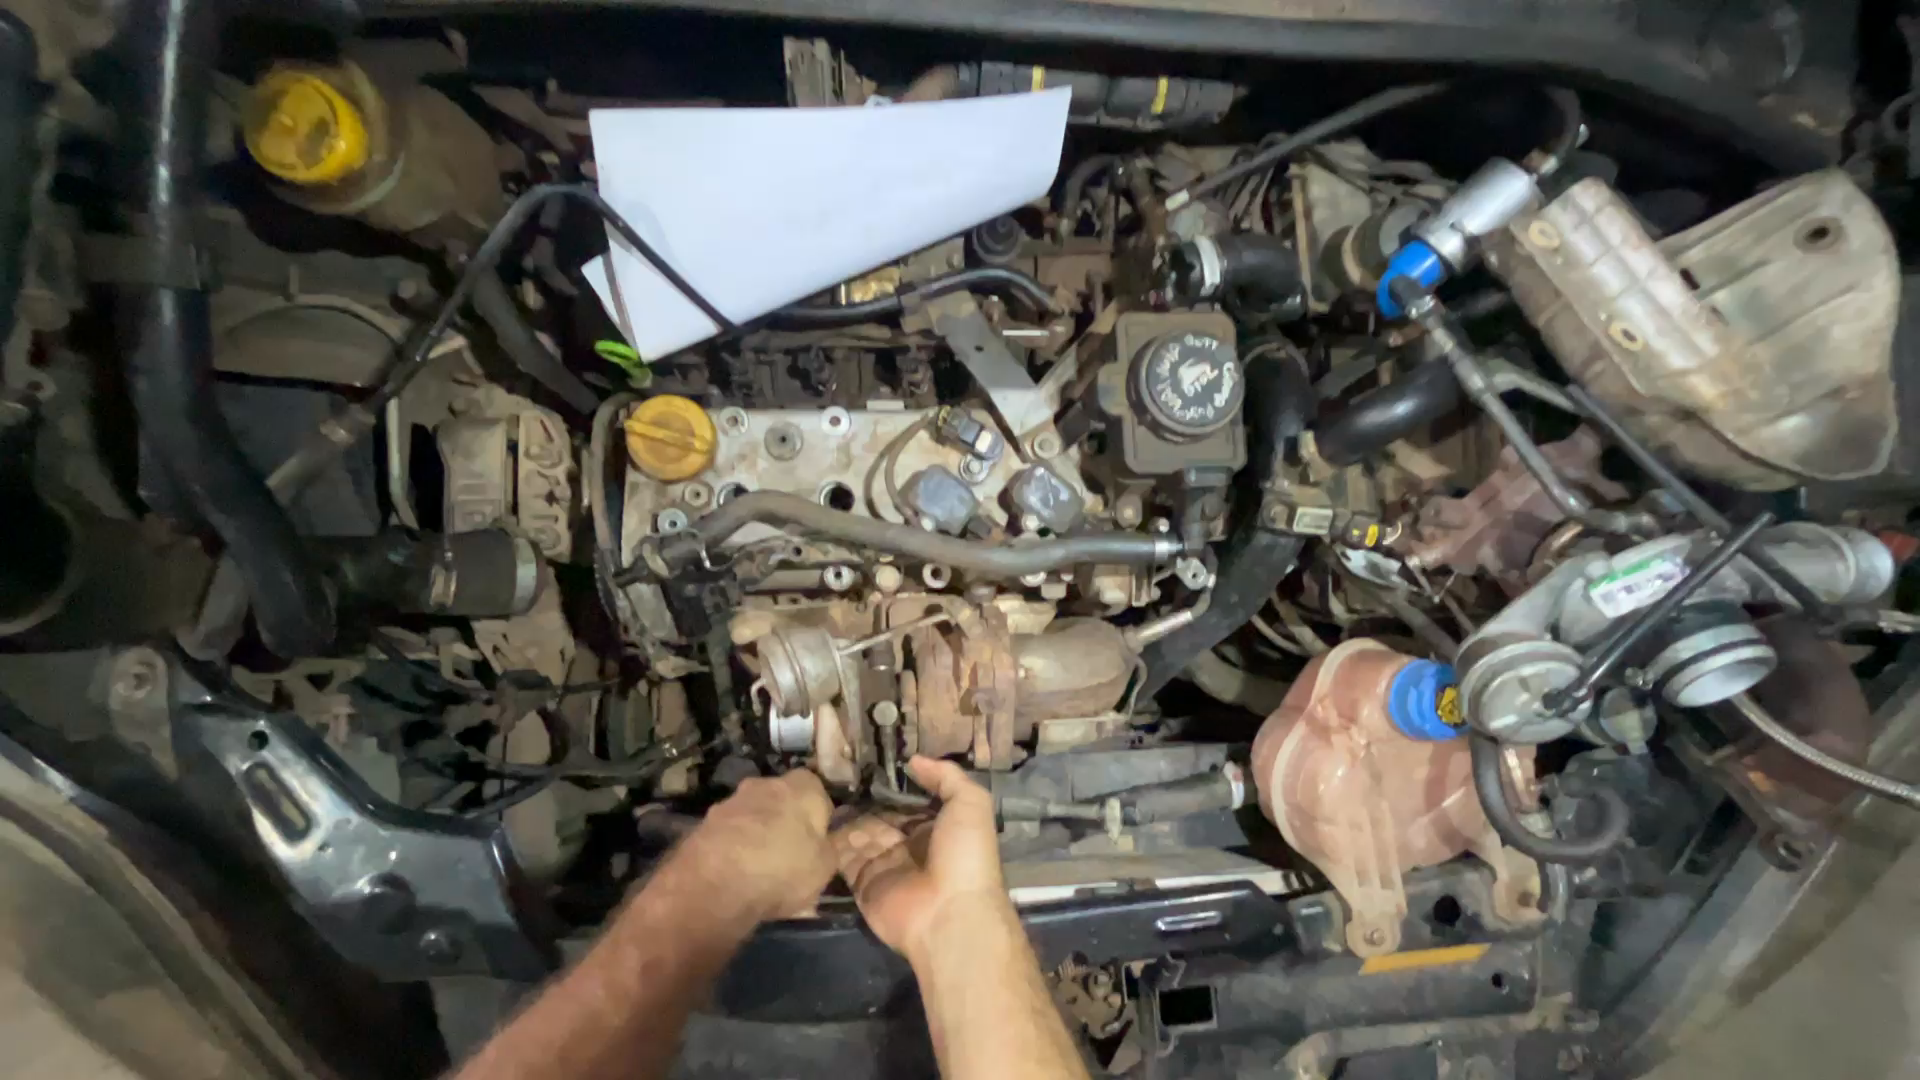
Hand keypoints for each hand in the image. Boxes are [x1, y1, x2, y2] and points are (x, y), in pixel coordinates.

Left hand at [676, 770, 835, 921]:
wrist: (714, 886)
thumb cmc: (783, 868)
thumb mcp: (825, 865)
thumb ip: (839, 846)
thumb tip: (855, 832)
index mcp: (802, 785)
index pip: (820, 795)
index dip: (821, 821)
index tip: (820, 846)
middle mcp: (766, 783)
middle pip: (784, 804)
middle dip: (787, 826)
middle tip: (791, 861)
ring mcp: (732, 801)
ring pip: (754, 818)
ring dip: (758, 837)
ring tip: (760, 875)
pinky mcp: (705, 823)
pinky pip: (729, 835)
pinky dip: (734, 850)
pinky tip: (735, 877)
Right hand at [833, 756, 1009, 961]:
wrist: (950, 914)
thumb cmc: (964, 854)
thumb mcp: (970, 803)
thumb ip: (945, 776)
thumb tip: (914, 760)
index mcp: (936, 829)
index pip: (908, 805)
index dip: (891, 787)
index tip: (868, 765)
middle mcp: (910, 848)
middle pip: (881, 819)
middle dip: (863, 802)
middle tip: (837, 776)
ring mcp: (885, 868)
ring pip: (860, 837)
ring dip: (845, 818)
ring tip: (822, 791)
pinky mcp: (864, 887)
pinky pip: (845, 862)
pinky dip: (832, 844)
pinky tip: (817, 819)